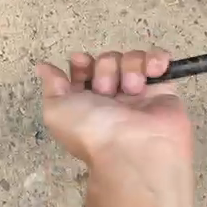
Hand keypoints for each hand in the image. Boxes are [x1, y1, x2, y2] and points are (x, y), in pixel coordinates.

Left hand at [35, 50, 193, 172]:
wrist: (135, 148)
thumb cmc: (92, 131)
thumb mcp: (56, 110)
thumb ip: (52, 86)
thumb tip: (43, 67)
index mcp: (85, 102)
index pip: (83, 70)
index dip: (81, 63)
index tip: (81, 63)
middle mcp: (111, 98)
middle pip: (107, 61)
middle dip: (105, 70)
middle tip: (107, 91)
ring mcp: (137, 93)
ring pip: (131, 59)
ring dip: (129, 68)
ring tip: (132, 89)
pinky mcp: (162, 91)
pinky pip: (159, 61)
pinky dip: (156, 59)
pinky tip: (154, 69)